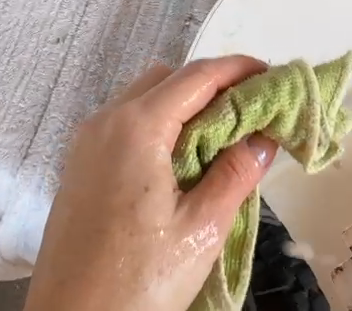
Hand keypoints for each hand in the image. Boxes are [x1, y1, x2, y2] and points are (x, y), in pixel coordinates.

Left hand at [24, 57, 275, 310]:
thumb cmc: (137, 283)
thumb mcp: (199, 230)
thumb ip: (235, 175)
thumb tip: (264, 138)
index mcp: (137, 126)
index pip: (196, 76)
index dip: (237, 68)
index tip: (271, 73)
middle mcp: (107, 119)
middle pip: (167, 78)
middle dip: (211, 84)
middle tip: (251, 108)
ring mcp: (88, 140)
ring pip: (143, 96)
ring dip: (182, 103)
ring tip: (222, 134)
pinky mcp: (80, 163)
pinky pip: (124, 121)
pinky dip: (157, 122)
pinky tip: (180, 157)